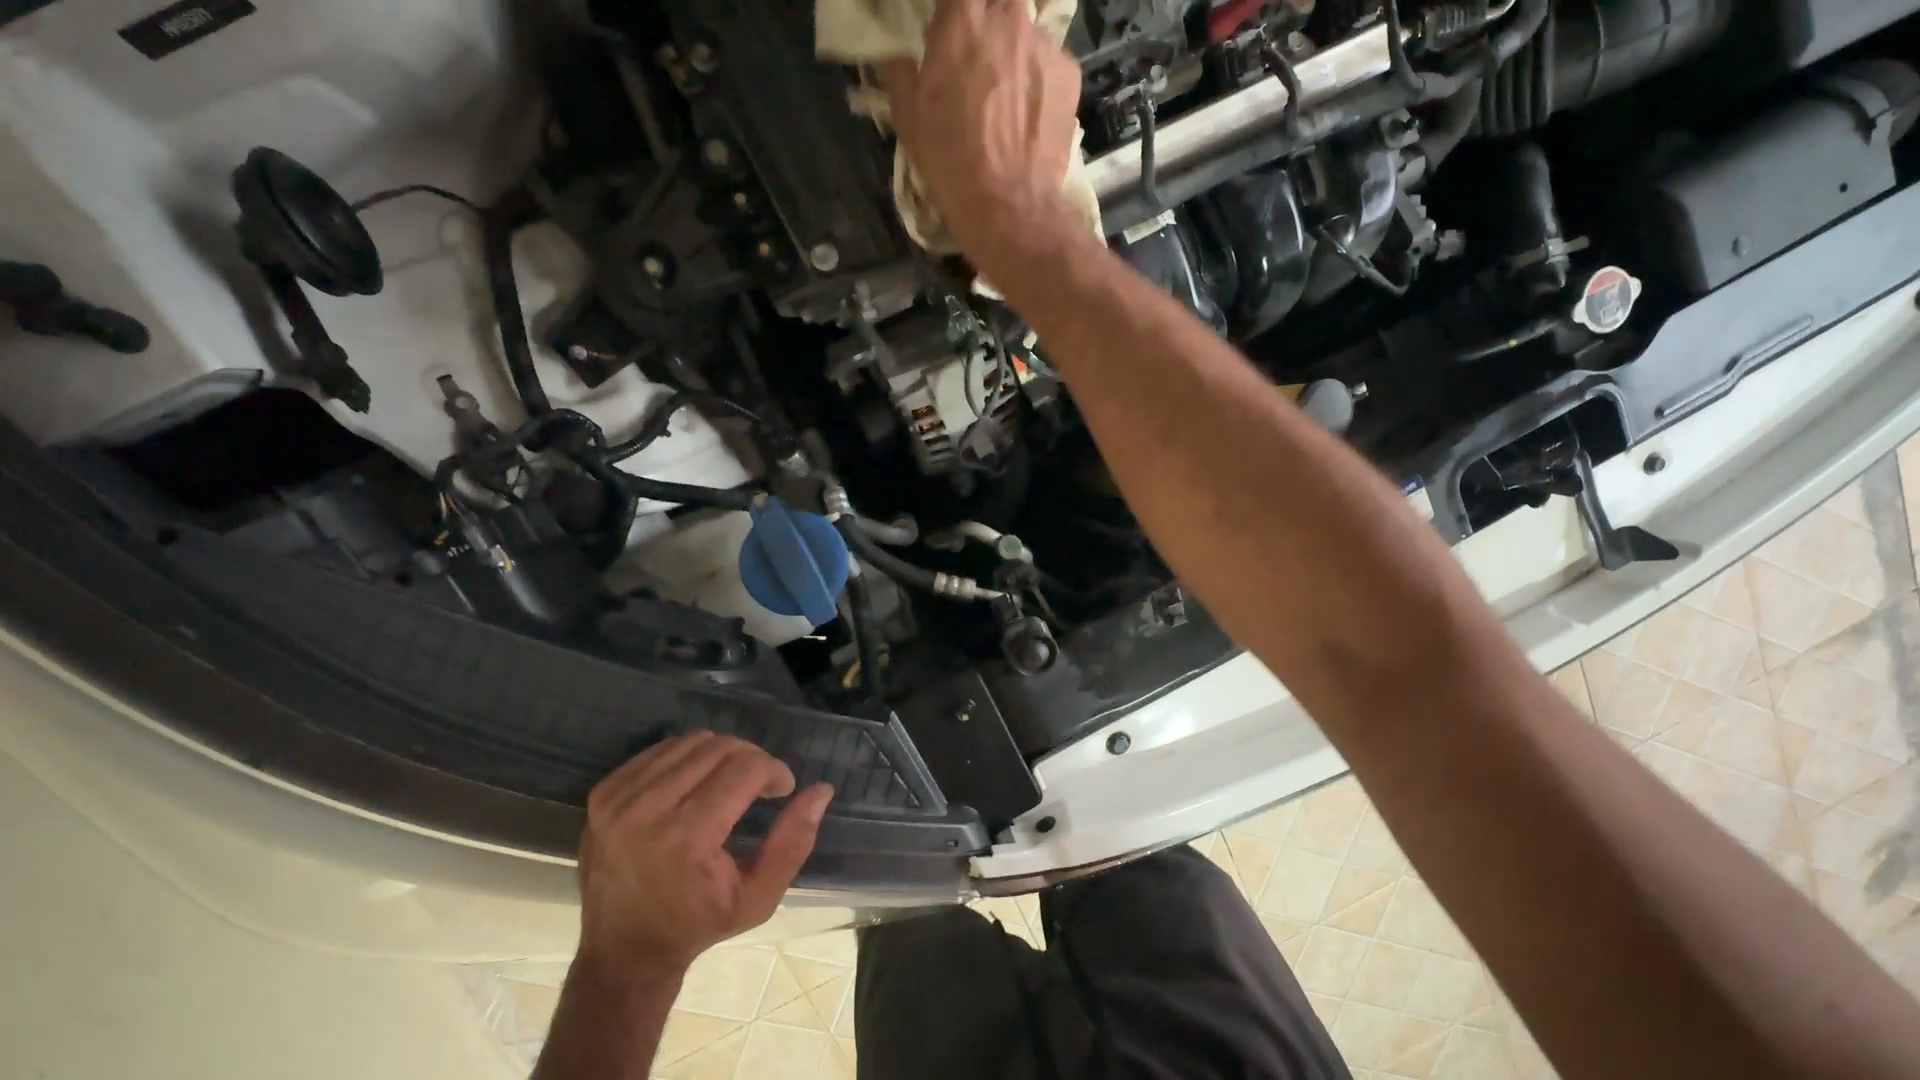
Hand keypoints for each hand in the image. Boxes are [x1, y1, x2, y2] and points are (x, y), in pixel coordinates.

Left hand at [575, 732, 833, 974]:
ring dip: (721, 754)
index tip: (783, 788)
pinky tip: (697, 783)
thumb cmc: (697, 925)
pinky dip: (688, 757)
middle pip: (718, 748)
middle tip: (761, 784)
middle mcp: (648, 809)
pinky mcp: (604, 793)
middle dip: (751, 758)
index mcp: (687, 837)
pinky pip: (659, 750)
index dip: (774, 770)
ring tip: (731, 782)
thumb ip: (793, 843)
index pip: (744, 769)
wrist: (622, 951)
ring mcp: (619, 798)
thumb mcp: (758, 898)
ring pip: (689, 742)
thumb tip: (821, 791)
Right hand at [881, 0, 1083, 251]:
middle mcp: (1008, 18)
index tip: (947, 32)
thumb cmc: (949, 159)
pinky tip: (1029, 114)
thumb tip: (898, 56)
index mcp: (962, 19)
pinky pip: (1049, 63)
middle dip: (986, 25)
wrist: (1008, 203)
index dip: (953, 12)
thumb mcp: (908, 116)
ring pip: (1025, 34)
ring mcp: (1044, 44)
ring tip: (1006, 96)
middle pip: (997, 5)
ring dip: (1014, 54)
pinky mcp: (1070, 72)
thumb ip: (902, 71)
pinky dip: (1038, 80)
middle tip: (976, 62)